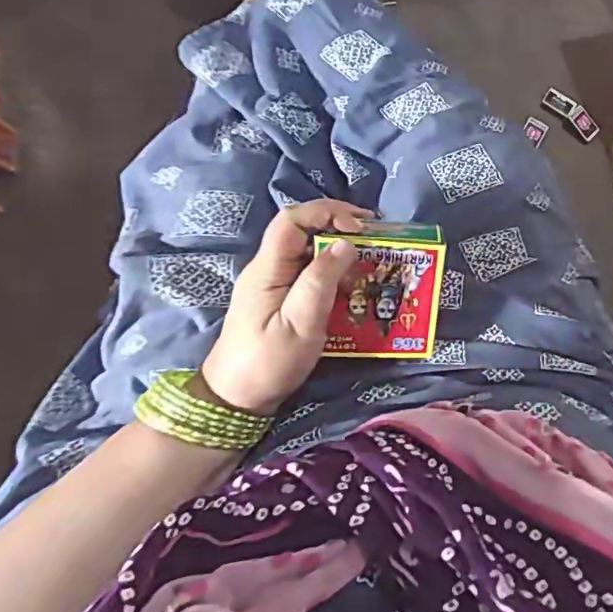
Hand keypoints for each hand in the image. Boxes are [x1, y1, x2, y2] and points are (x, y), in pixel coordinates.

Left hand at [199, 200, 371, 413]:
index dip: (328, 212)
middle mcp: (269, 269)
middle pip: (304, 231)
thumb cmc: (268, 362)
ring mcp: (273, 285)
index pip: (293, 219)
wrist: (235, 399)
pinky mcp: (281, 301)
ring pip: (309, 253)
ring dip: (341, 253)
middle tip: (377, 241)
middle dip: (341, 229)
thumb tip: (347, 244)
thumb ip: (321, 280)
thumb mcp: (300, 323)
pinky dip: (334, 274)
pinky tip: (354, 288)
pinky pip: (309, 275)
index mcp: (268, 268)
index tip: (361, 226)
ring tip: (372, 264)